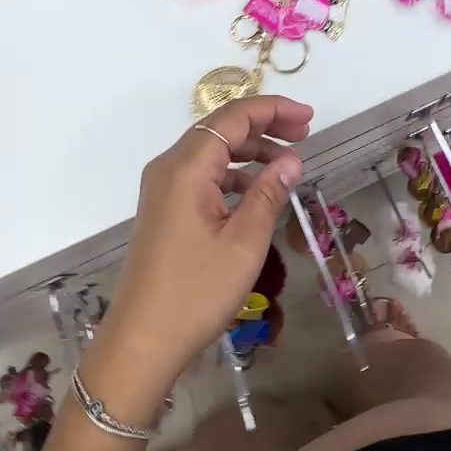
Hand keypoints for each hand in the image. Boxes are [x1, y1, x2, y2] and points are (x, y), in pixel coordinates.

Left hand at [95, 96, 311, 397]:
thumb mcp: (244, 243)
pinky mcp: (163, 206)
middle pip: (220, 127)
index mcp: (187, 166)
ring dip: (249, 149)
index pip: (233, 116)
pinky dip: (232, 172)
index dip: (273, 109)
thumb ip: (268, 193)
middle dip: (264, 125)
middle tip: (306, 133)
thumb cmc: (196, 291)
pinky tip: (257, 190)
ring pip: (211, 149)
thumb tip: (291, 159)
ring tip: (288, 162)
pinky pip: (201, 172)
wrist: (142, 340)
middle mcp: (170, 166)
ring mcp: (163, 186)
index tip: (309, 116)